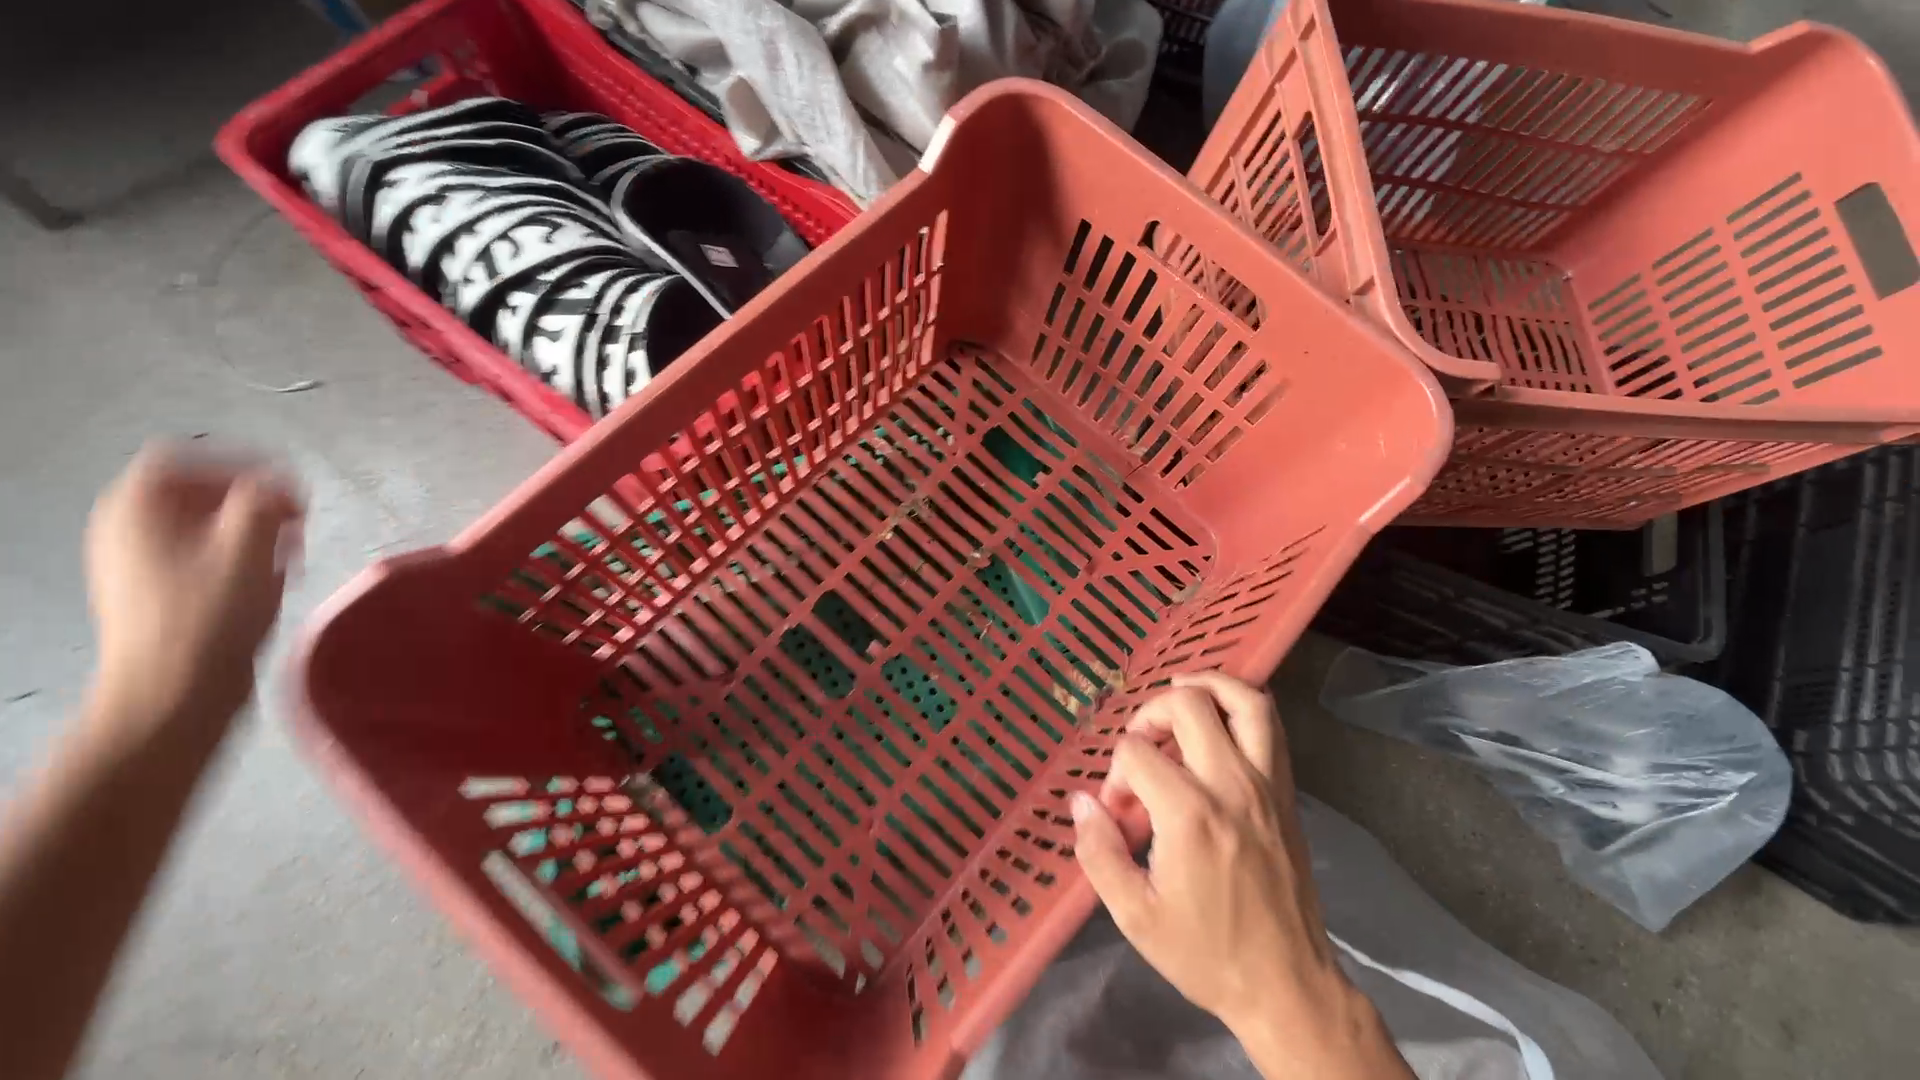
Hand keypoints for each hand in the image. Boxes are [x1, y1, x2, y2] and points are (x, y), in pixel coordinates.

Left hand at [84, 444, 303, 733]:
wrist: (173, 693)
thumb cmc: (210, 616)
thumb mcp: (249, 549)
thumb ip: (263, 502)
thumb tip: (278, 483)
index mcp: (133, 510)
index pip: (179, 458)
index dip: (237, 462)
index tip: (283, 486)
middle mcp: (124, 530)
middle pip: (194, 491)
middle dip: (253, 501)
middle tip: (295, 522)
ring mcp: (137, 564)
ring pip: (202, 525)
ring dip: (253, 531)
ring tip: (289, 555)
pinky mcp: (157, 594)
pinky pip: (201, 555)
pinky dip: (239, 558)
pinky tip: (268, 582)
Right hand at [1072, 674, 1410, 1078]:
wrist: (1288, 985)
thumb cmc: (1206, 954)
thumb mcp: (1135, 916)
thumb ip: (1099, 852)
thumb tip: (1081, 802)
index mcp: (1190, 815)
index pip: (1137, 753)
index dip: (1114, 776)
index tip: (1118, 817)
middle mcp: (1232, 786)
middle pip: (1188, 705)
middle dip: (1150, 715)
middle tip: (1140, 749)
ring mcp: (1267, 785)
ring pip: (1244, 701)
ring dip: (1207, 686)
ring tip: (1179, 692)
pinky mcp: (1286, 794)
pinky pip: (1270, 727)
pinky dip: (1241, 706)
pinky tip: (1217, 720)